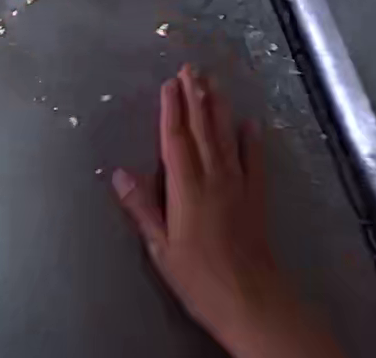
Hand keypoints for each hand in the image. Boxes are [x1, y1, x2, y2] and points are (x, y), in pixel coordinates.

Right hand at [111, 66, 343, 357]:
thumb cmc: (201, 278)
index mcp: (186, 187)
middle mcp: (212, 178)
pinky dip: (252, 141)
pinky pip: (254, 163)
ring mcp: (237, 187)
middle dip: (195, 97)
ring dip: (218, 109)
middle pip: (202, 129)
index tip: (169, 82)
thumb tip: (118, 172)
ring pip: (225, 138)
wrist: (257, 307)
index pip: (176, 138)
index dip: (172, 109)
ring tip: (213, 83)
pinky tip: (251, 123)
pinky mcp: (256, 200)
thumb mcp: (162, 248)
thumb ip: (141, 208)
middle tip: (191, 68)